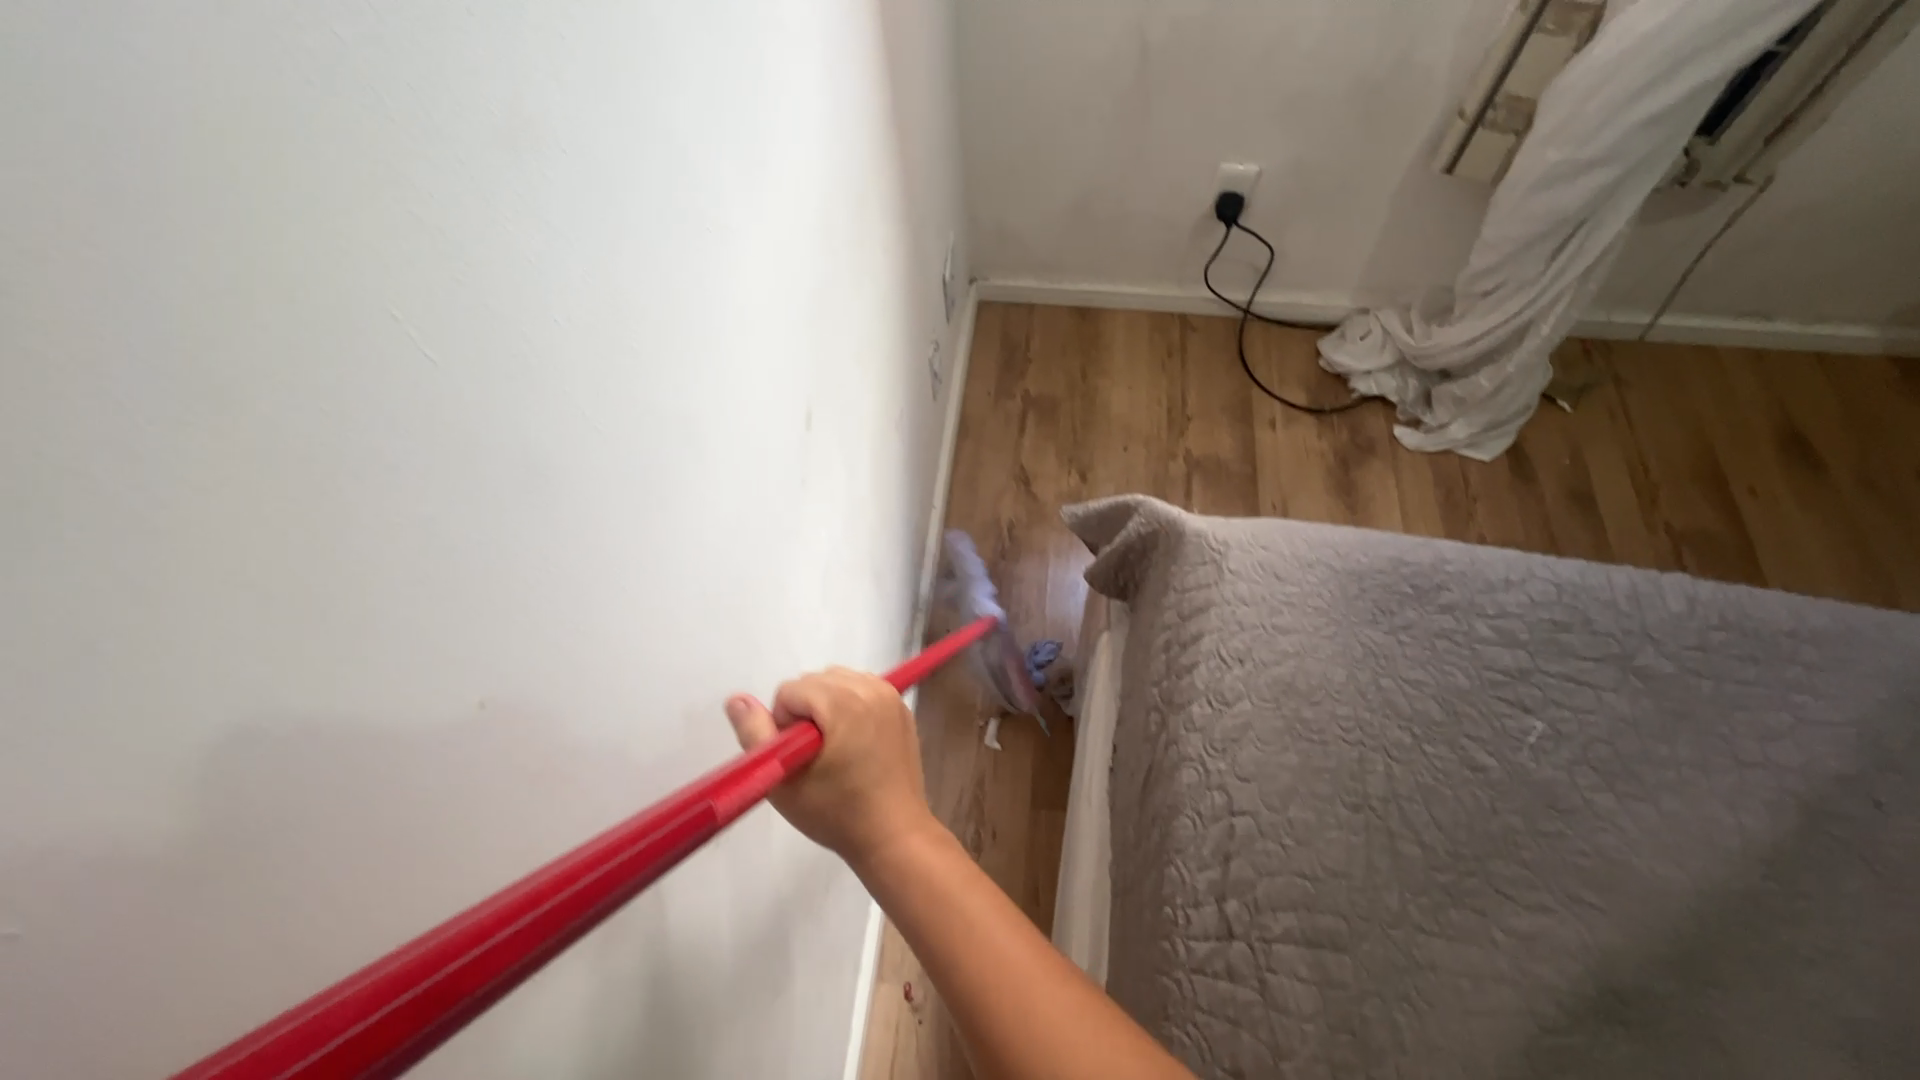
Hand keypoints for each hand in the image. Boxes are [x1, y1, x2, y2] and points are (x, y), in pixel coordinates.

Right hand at [725, 667, 938, 868]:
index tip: (796, 756)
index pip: (790, 691)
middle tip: (814, 754)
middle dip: (805, 711)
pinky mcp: (902, 709)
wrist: (893, 834)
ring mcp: (891, 697)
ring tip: (834, 747)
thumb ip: (755, 735)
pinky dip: (852, 704)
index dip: (783, 724)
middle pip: (816, 681)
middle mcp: (871, 690)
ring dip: (828, 704)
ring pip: (840, 680)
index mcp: (843, 703)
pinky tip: (854, 740)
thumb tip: (737, 699)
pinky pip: (864, 688)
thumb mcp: (783, 781)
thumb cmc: (836, 813)